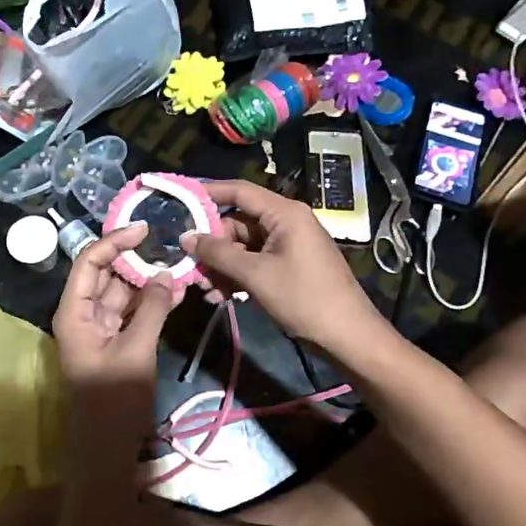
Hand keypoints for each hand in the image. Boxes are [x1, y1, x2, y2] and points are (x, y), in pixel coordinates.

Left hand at [53, 222, 178, 406]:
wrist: (107, 448)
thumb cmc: (113, 400)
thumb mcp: (135, 351)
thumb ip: (151, 310)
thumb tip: (166, 275)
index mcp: (74, 313)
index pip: (89, 263)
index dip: (114, 241)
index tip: (145, 229)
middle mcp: (83, 315)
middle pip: (107, 274)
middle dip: (136, 259)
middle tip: (168, 244)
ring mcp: (100, 329)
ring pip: (123, 292)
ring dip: (147, 280)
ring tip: (177, 264)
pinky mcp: (117, 342)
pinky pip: (133, 312)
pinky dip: (151, 302)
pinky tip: (175, 291)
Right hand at [181, 180, 383, 350]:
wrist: (347, 334)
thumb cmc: (303, 298)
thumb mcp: (256, 275)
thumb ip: (218, 253)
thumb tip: (185, 237)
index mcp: (284, 213)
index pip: (239, 191)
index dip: (208, 194)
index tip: (178, 203)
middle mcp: (286, 222)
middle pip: (238, 223)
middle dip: (213, 246)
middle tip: (190, 267)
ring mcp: (288, 245)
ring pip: (244, 247)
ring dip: (222, 266)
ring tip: (205, 290)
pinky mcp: (289, 266)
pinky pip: (255, 262)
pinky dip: (238, 276)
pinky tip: (221, 297)